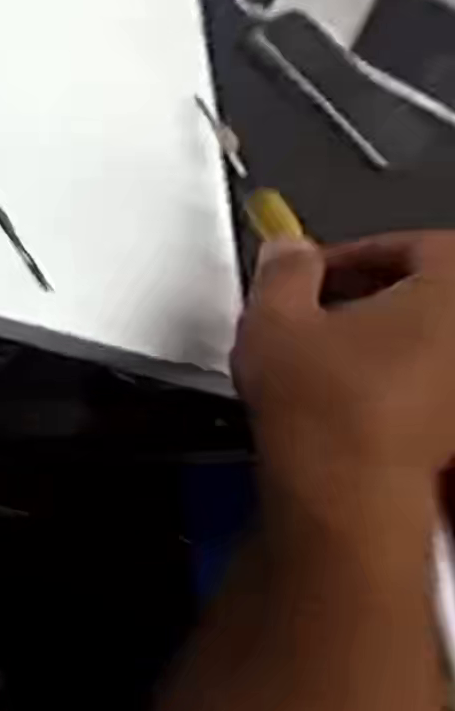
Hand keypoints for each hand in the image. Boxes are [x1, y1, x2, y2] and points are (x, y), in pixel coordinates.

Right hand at [235, 232, 454, 557]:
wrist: (344, 466)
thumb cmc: (319, 395)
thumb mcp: (272, 317)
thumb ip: (283, 271)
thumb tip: (290, 249)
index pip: (418, 244)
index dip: (355, 252)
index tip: (311, 270)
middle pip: (436, 284)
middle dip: (371, 288)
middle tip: (313, 304)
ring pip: (435, 324)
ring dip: (385, 324)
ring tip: (324, 344)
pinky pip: (438, 362)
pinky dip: (399, 359)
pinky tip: (350, 376)